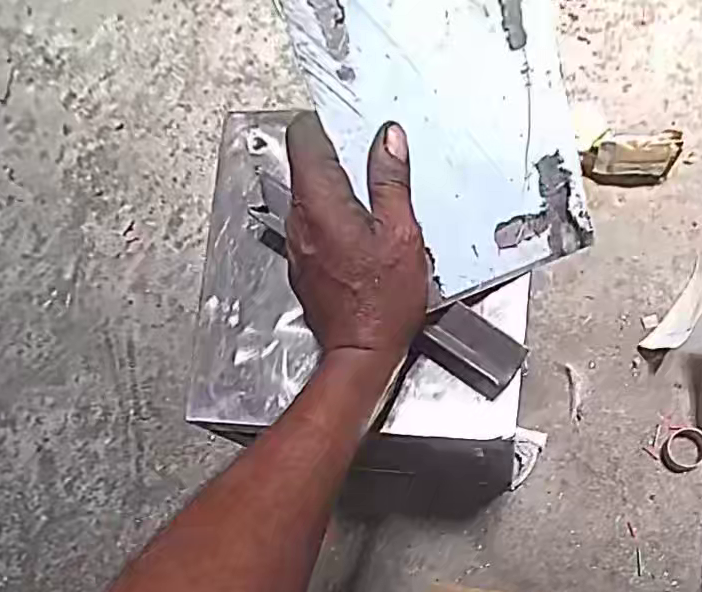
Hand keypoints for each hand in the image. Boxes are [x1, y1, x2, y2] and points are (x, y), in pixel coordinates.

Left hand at [284, 112, 429, 364]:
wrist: (362, 354)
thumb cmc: (382, 306)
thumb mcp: (402, 237)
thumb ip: (392, 184)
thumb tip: (388, 140)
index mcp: (320, 204)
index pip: (305, 137)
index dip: (330, 128)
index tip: (354, 135)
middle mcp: (300, 221)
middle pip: (308, 169)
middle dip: (339, 165)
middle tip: (374, 179)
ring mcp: (299, 247)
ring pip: (312, 202)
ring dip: (339, 199)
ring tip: (372, 219)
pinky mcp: (305, 269)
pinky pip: (316, 233)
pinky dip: (335, 229)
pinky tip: (362, 248)